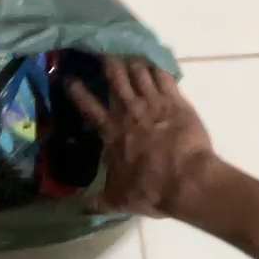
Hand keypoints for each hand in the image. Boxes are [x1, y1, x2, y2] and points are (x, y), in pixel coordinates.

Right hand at [67, 56, 221, 218]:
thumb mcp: (118, 199)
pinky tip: (156, 64)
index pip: (89, 106)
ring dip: (134, 64)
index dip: (78, 91)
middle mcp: (129, 111)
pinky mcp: (176, 101)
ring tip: (130, 56)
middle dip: (109, 63)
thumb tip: (82, 208)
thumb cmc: (150, 188)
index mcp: (112, 131)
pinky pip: (164, 77)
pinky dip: (158, 69)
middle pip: (116, 78)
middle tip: (104, 51)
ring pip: (139, 72)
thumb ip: (100, 201)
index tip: (70, 78)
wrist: (188, 181)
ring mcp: (153, 103)